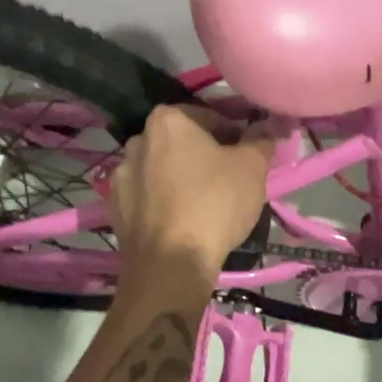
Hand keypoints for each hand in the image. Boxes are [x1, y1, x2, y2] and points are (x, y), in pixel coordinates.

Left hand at [108, 105, 275, 281]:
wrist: (170, 264)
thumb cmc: (214, 204)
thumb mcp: (252, 167)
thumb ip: (260, 139)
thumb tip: (266, 125)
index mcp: (167, 120)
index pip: (210, 117)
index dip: (234, 136)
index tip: (246, 158)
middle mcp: (137, 140)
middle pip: (182, 143)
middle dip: (204, 156)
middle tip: (228, 181)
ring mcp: (121, 175)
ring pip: (162, 170)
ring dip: (180, 179)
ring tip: (204, 205)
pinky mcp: (115, 208)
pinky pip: (147, 197)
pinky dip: (163, 203)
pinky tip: (182, 222)